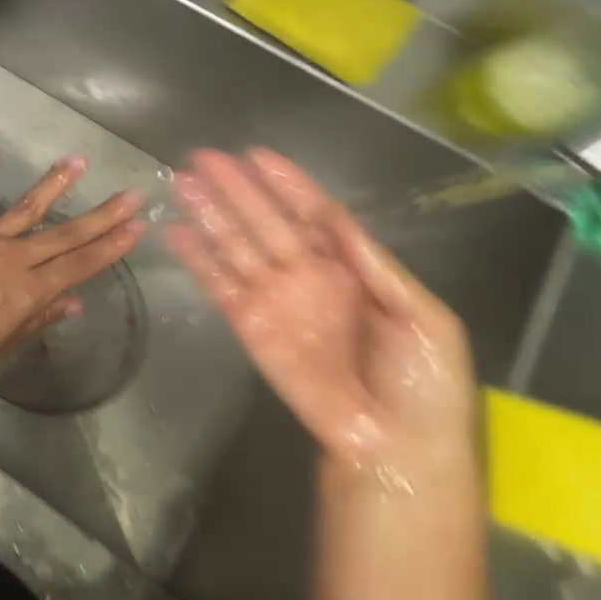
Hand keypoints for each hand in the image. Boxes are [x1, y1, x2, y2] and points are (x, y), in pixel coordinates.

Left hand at [0, 145, 146, 366]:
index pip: (82, 264)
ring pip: (27, 207)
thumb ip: (41, 318)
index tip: (139, 226)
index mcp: (32, 288)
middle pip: (66, 234)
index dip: (113, 246)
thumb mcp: (8, 340)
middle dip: (103, 215)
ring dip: (54, 183)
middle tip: (132, 194)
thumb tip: (74, 301)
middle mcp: (16, 256)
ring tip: (77, 160)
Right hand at [163, 149, 477, 471]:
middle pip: (265, 222)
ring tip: (183, 181)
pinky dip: (195, 258)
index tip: (258, 155)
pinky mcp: (246, 323)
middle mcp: (306, 275)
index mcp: (351, 269)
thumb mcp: (424, 318)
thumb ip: (377, 266)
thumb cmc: (424, 383)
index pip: (312, 215)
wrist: (395, 443)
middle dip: (236, 189)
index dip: (287, 185)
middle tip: (204, 157)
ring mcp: (273, 298)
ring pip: (234, 244)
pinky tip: (176, 232)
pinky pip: (216, 283)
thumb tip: (335, 217)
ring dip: (209, 212)